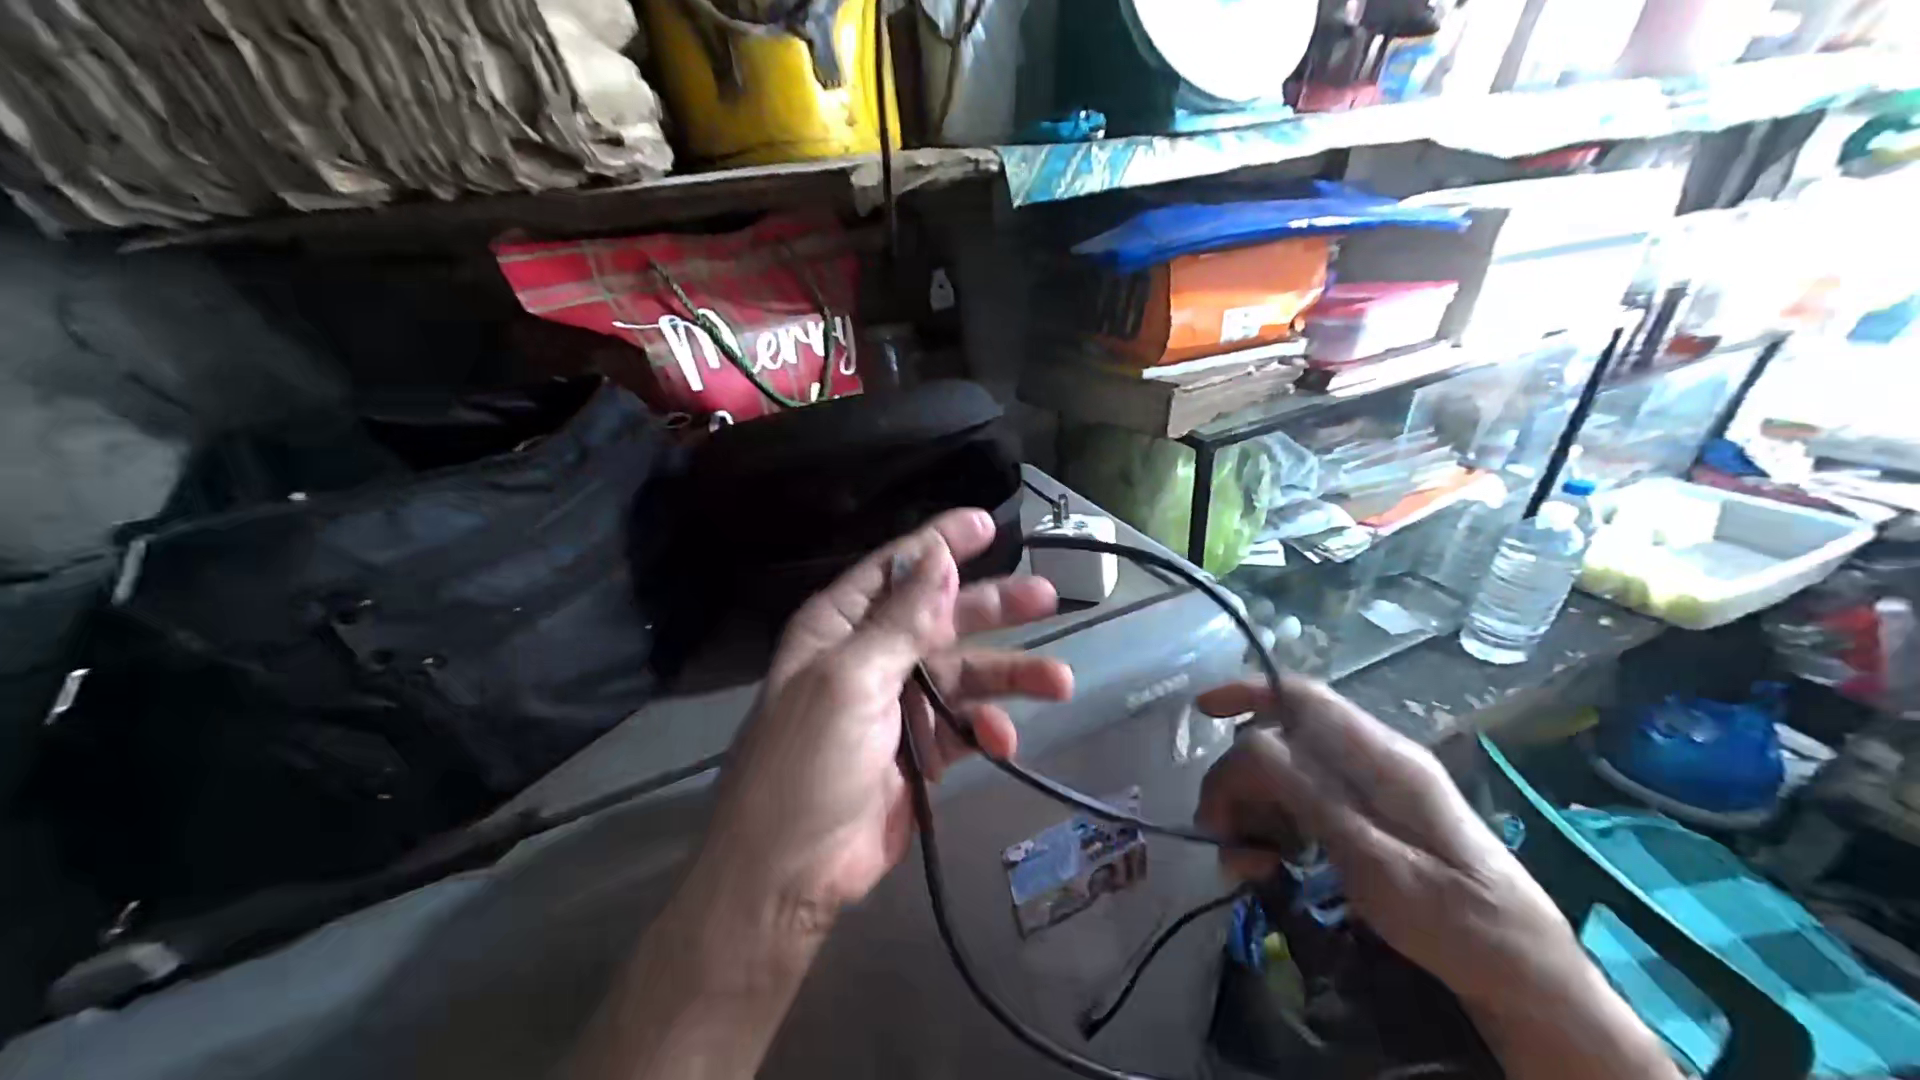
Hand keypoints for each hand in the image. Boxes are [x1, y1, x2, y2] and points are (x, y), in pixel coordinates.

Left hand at [565, 510, 1071, 1079]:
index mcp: (839, 628)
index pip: (896, 570)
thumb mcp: (851, 681)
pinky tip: (1003, 743)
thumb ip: (900, 621)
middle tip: (1046, 596)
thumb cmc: (808, 765)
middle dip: (992, 607)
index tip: (987, 523)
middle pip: (941, 617)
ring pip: (964, 673)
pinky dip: (986, 731)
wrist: (790, 875)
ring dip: (1009, 676)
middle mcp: (869, 656)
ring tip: (1058, 682)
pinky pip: (963, 726)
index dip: (940, 543)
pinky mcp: (918, 750)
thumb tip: (936, 556)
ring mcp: (896, 704)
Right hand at [1195, 675, 1577, 1007]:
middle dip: (1236, 777)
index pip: (1303, 698)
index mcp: (1383, 760)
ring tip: (1241, 861)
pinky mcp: (1359, 821)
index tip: (1201, 712)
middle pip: (1280, 741)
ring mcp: (1364, 792)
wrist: (1523, 978)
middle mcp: (1369, 763)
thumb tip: (1248, 743)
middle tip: (1215, 829)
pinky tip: (1263, 866)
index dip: (1248, 692)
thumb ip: (1313, 797)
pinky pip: (1296, 808)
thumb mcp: (1379, 864)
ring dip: (1248, 810)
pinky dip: (1269, 830)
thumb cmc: (1461, 923)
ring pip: (1280, 777)